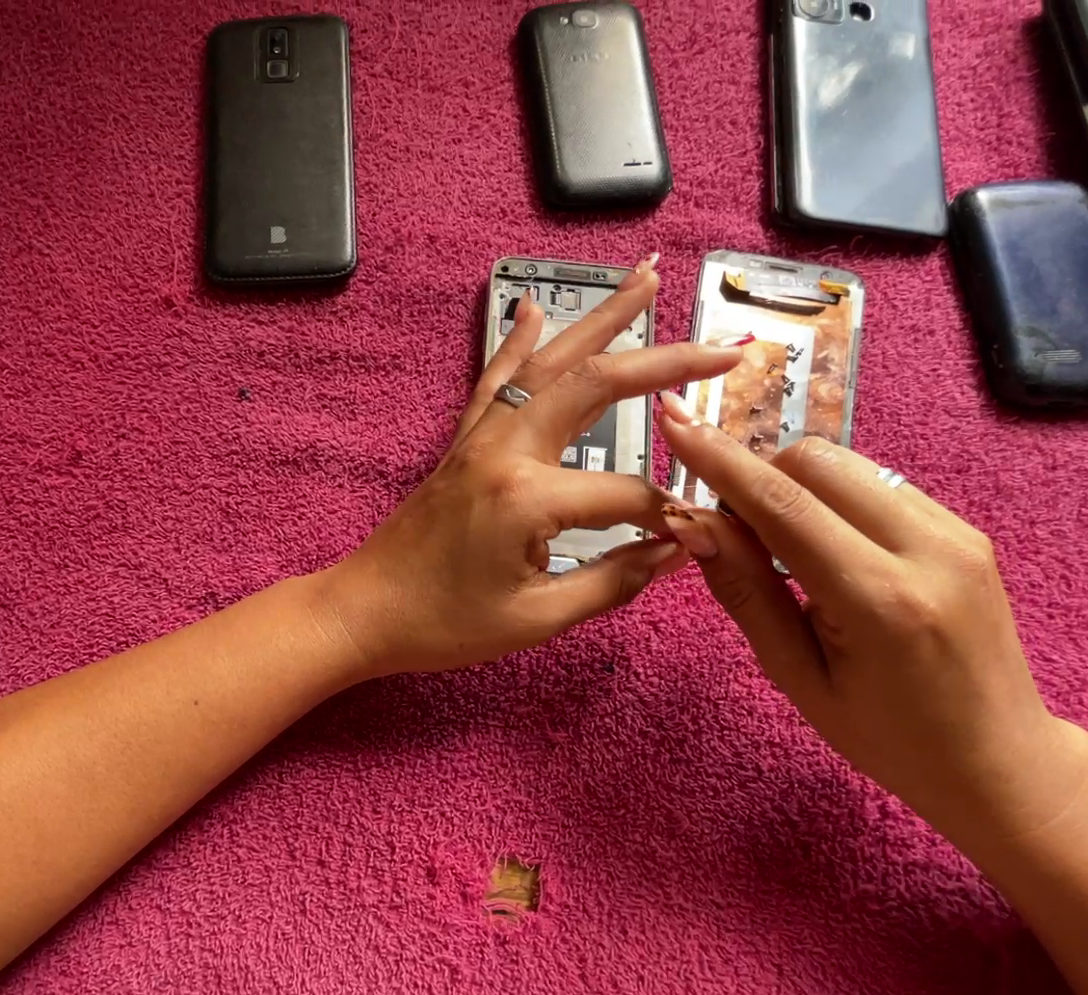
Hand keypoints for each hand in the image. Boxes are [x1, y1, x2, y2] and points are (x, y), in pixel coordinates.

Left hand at [317, 259, 743, 676]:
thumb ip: (613, 580)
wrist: (364, 611)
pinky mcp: (461, 444)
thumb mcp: (536, 618)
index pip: (625, 494)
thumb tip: (678, 550)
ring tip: (645, 276)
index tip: (697, 536)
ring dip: (598, 320)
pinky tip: (531, 306)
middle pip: (593, 385)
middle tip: (723, 346)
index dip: (668, 517)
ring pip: (546, 365)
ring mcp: (479, 440)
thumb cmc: (444, 624)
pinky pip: (494, 381)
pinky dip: (516, 343)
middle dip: (664, 362)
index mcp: (527, 497)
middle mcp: (504, 450)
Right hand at [653, 395, 1070, 820]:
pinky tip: (820, 548)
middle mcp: (929, 547)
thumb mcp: (794, 674)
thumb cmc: (883, 734)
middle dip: (755, 477)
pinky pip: (872, 483)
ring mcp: (956, 531)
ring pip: (844, 464)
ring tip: (774, 545)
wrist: (999, 759)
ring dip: (789, 485)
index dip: (719, 460)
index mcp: (880, 598)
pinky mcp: (964, 527)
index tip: (674, 423)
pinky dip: (826, 498)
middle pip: (814, 462)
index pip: (782, 504)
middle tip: (728, 530)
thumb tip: (692, 524)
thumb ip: (744, 590)